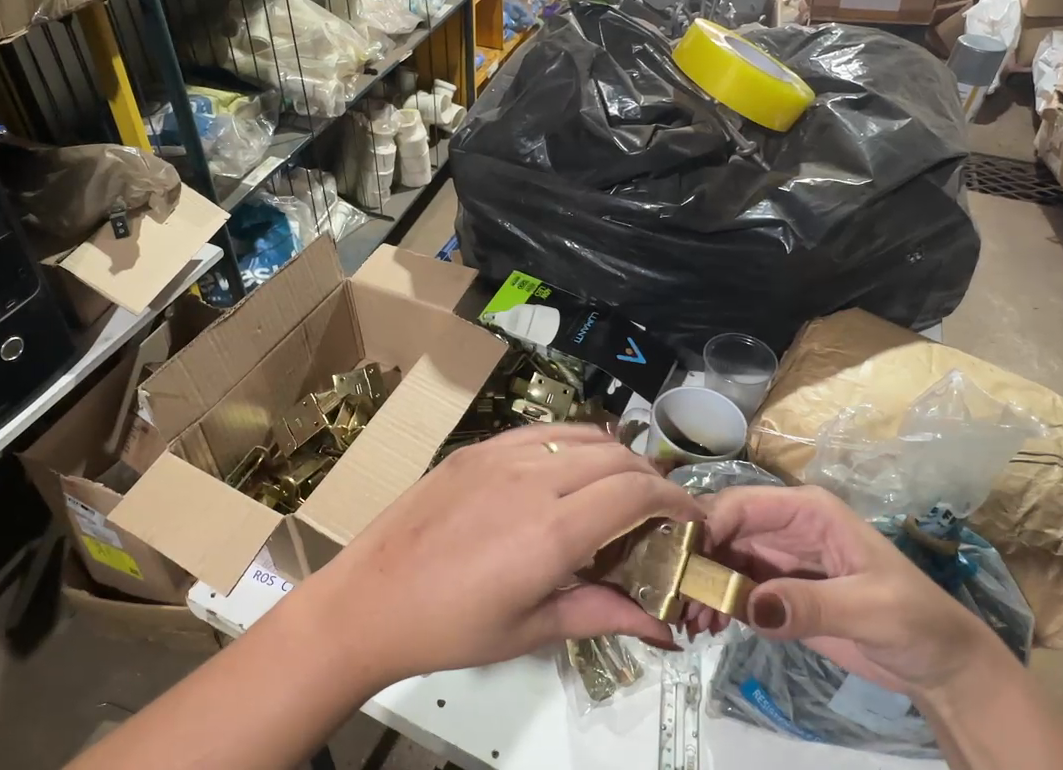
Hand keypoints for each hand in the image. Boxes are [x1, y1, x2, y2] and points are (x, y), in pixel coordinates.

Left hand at [288, 425, 701, 685]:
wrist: (370, 598)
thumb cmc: (450, 628)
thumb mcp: (530, 631)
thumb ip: (602, 614)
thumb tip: (663, 625)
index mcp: (551, 531)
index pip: (637, 494)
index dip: (676, 502)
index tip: (692, 521)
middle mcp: (532, 479)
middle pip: (618, 458)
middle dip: (653, 480)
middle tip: (661, 512)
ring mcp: (501, 455)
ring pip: (583, 435)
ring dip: (616, 456)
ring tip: (622, 489)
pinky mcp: (477, 447)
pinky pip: (542, 431)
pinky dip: (574, 442)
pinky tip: (573, 468)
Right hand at [683, 485, 1006, 699]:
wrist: (941, 665)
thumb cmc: (916, 621)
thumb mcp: (869, 610)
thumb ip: (810, 604)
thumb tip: (750, 605)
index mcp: (808, 510)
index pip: (742, 504)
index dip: (706, 525)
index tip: (679, 562)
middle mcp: (785, 526)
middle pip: (722, 529)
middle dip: (694, 558)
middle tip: (672, 596)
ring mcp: (778, 559)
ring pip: (721, 559)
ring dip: (700, 585)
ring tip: (688, 622)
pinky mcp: (776, 590)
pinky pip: (733, 588)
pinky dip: (714, 604)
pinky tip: (705, 628)